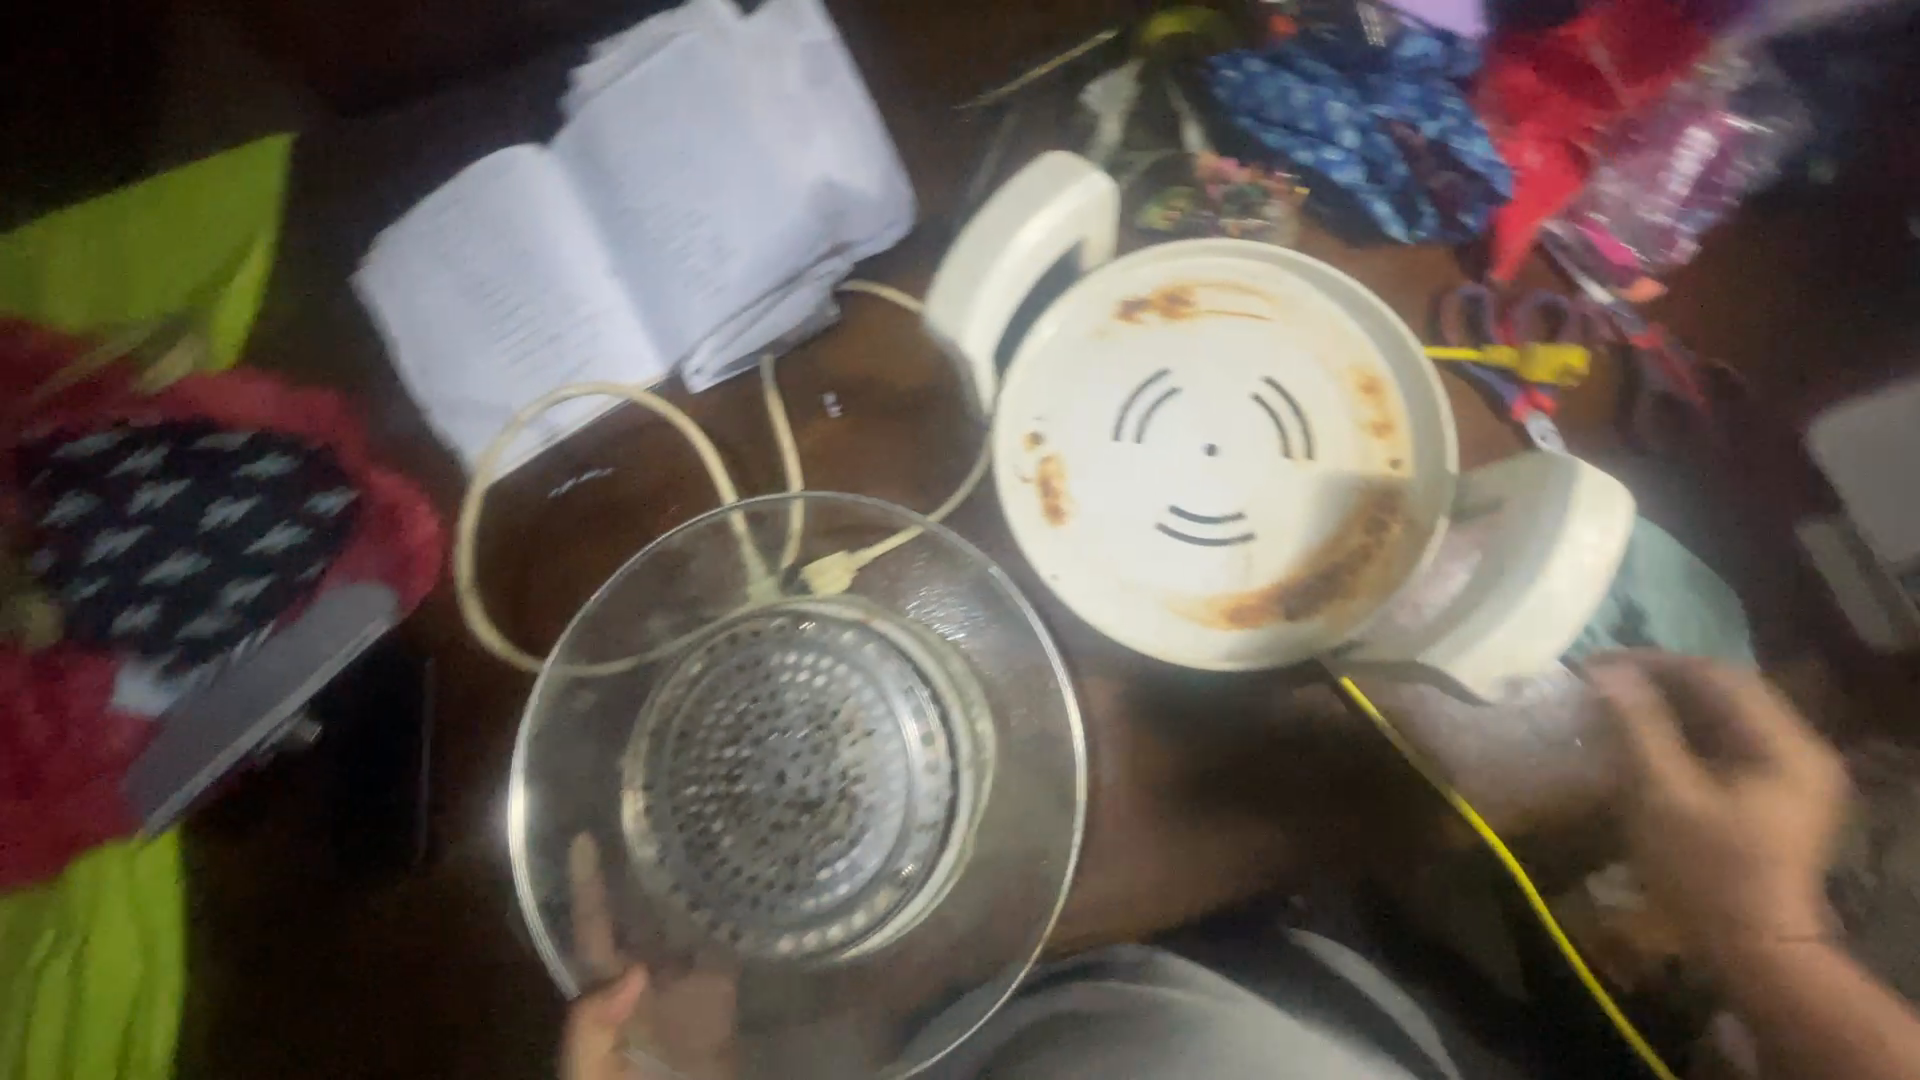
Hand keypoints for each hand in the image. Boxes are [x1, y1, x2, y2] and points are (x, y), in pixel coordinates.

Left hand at [561, 835, 737, 1079]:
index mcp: (605, 992)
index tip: (584, 840)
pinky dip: (734, 913)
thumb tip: (632, 971)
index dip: (588, 887)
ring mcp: (684, 981)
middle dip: (646, 870)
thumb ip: (592, 1029)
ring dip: (693, 885)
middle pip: (642, 914)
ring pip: (684, 921)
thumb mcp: (591, 1078)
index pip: (594, 929)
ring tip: (707, 834)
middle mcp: (643, 975)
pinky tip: (746, 880)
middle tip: (661, 817)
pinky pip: (726, 944)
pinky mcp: (722, 989)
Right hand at [1590, 652, 1849, 967]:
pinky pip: (1721, 735)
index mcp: (1786, 748)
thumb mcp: (1661, 792)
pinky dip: (1677, 723)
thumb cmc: (1702, 866)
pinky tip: (1638, 729)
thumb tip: (1604, 672)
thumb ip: (1637, 726)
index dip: (1653, 663)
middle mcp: (1798, 749)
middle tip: (1596, 678)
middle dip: (1657, 677)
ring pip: (1721, 710)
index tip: (1593, 665)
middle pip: (1724, 689)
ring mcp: (1788, 769)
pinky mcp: (1769, 786)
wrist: (1749, 941)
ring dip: (1664, 698)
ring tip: (1609, 698)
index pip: (1719, 676)